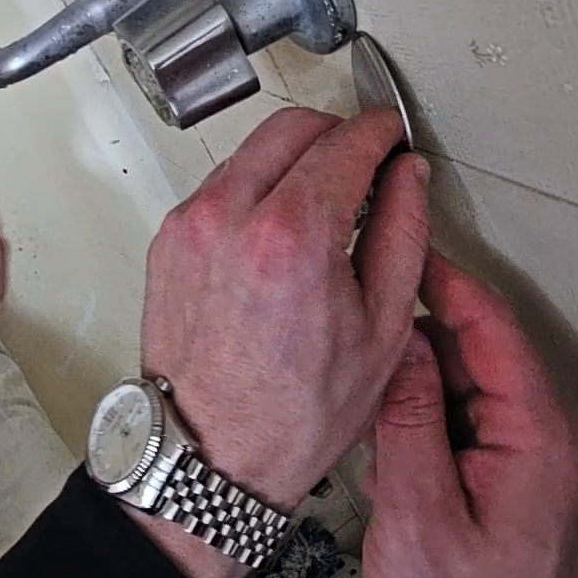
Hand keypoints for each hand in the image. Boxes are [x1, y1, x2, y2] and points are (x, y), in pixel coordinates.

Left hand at [137, 107, 431, 577]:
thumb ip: (402, 233)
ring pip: (251, 150)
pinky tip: (275, 229)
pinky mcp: (170, 237)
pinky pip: (220, 185)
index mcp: (292, 236)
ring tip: (319, 205)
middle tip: (360, 164)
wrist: (209, 451)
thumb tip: (407, 177)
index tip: (390, 135)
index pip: (344, 142)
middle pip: (291, 126)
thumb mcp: (381, 327)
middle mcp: (230, 215)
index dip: (379, 130)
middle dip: (334, 133)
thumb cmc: (293, 412)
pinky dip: (254, 188)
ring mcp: (191, 223)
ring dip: (291, 160)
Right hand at [363, 252, 577, 577]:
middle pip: (474, 341)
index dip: (442, 278)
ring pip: (459, 370)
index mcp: (535, 437)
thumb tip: (401, 341)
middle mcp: (535, 432)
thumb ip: (410, 422)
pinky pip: (453, 403)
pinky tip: (375, 404)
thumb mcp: (422, 520)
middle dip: (415, 317)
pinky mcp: (494, 462)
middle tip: (356, 299)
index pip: (492, 326)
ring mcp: (516, 447)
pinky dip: (413, 394)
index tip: (396, 243)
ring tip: (355, 349)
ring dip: (410, 358)